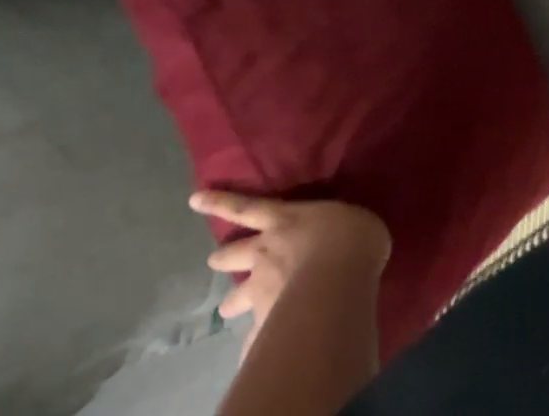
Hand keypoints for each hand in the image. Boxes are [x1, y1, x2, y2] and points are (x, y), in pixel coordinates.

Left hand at [191, 192, 390, 351]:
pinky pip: (256, 332)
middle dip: (226, 259)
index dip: (221, 203)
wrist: (337, 282)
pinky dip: (258, 338)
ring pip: (234, 298)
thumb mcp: (351, 221)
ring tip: (241, 308)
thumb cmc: (353, 237)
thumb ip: (334, 230)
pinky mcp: (263, 319)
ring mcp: (259, 288)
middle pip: (230, 255)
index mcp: (285, 221)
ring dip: (236, 301)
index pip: (247, 208)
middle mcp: (264, 253)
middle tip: (227, 262)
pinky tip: (262, 347)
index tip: (195, 199)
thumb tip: (336, 237)